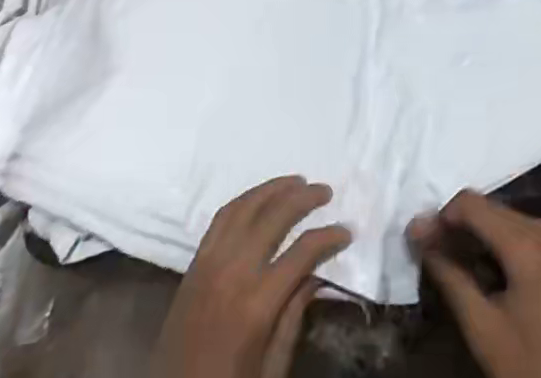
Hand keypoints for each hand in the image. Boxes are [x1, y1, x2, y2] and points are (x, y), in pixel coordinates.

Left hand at [153, 176, 351, 377]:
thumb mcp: (272, 364)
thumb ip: (294, 315)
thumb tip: (317, 274)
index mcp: (258, 303)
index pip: (303, 251)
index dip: (329, 237)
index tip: (346, 231)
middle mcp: (233, 272)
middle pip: (274, 217)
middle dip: (304, 198)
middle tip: (326, 191)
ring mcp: (210, 264)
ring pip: (245, 208)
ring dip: (273, 189)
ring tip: (296, 182)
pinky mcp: (193, 264)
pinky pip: (220, 219)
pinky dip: (244, 201)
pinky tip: (259, 199)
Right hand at [409, 190, 540, 377]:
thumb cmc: (528, 361)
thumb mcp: (481, 324)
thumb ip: (448, 274)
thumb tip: (418, 234)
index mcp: (525, 244)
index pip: (471, 204)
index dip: (439, 216)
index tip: (418, 240)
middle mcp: (539, 227)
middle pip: (483, 205)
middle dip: (451, 223)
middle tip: (426, 249)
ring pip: (495, 213)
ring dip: (467, 230)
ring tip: (443, 258)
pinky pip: (509, 225)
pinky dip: (485, 237)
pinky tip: (471, 262)